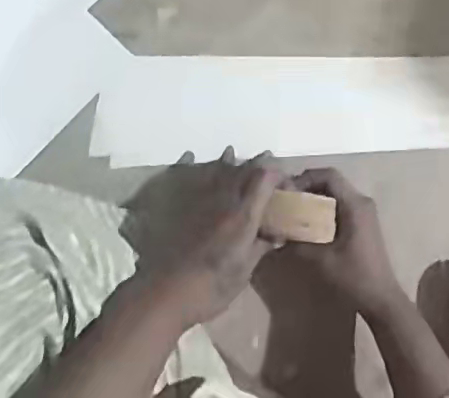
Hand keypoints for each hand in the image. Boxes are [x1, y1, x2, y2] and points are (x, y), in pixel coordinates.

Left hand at [144, 149, 283, 327]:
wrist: (163, 293)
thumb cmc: (210, 288)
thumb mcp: (243, 272)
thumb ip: (260, 247)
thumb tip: (276, 235)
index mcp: (243, 213)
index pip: (266, 176)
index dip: (279, 176)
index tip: (284, 188)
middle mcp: (222, 195)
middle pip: (244, 167)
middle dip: (258, 164)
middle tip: (265, 167)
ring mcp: (196, 194)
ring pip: (217, 165)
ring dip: (228, 161)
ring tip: (232, 156)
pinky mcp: (174, 199)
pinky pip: (184, 168)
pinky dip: (190, 162)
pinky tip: (191, 157)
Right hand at [284, 168, 402, 314]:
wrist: (382, 300)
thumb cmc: (355, 277)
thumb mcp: (323, 260)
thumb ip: (299, 244)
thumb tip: (278, 233)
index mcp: (355, 204)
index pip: (329, 175)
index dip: (307, 177)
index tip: (289, 190)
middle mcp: (362, 201)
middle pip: (332, 182)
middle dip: (309, 187)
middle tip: (289, 200)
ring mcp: (365, 212)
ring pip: (336, 193)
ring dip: (316, 198)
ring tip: (296, 211)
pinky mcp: (364, 222)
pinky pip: (341, 204)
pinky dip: (325, 208)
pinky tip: (311, 223)